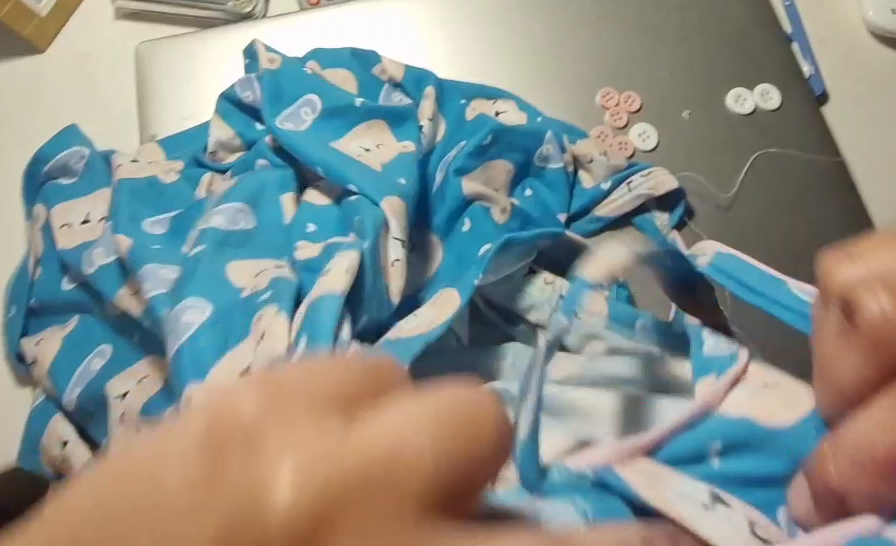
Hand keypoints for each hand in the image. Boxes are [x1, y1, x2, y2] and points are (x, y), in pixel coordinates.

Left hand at [0, 354, 685, 545]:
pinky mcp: (225, 389)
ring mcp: (273, 420)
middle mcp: (339, 482)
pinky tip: (287, 448)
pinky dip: (334, 405)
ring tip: (339, 478)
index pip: (529, 537)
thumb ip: (443, 538)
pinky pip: (329, 367)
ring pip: (401, 382)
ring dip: (395, 432)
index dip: (618, 542)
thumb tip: (493, 513)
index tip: (669, 534)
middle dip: (468, 468)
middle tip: (419, 511)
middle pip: (475, 424)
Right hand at [791, 211, 895, 544]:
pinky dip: (846, 306)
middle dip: (839, 386)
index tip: (817, 500)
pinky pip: (861, 250)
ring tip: (868, 391)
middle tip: (849, 437)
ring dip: (835, 343)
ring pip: (855, 274)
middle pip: (885, 314)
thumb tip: (825, 508)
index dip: (864, 458)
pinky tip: (886, 348)